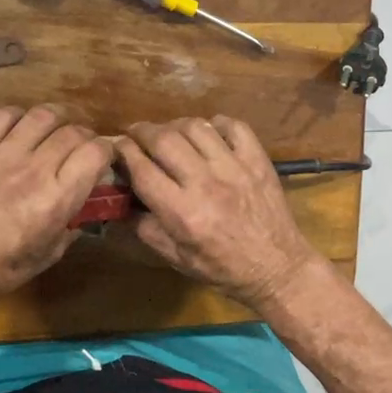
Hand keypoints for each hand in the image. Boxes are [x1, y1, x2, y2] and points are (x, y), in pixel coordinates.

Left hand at [0, 105, 110, 314]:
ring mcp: (0, 153)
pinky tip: (18, 133)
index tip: (102, 161)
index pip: (96, 153)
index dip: (105, 152)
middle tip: (78, 150)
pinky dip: (19, 119)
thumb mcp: (47, 256)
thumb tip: (87, 205)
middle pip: (73, 131)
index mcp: (55, 201)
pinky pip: (5, 115)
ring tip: (52, 134)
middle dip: (84, 138)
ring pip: (43, 115)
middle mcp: (33, 170)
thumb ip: (72, 224)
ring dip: (56, 122)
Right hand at [116, 116, 322, 308]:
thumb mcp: (177, 258)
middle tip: (135, 133)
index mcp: (182, 212)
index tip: (115, 146)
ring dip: (176, 125)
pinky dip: (216, 124)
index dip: (123, 152)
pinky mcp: (258, 160)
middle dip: (142, 131)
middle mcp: (206, 183)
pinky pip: (233, 126)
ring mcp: (235, 168)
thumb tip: (120, 203)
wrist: (276, 268)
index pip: (142, 169)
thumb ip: (146, 229)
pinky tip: (208, 134)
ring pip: (196, 127)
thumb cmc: (222, 269)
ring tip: (170, 133)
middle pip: (164, 139)